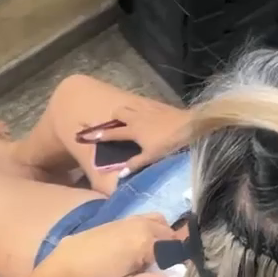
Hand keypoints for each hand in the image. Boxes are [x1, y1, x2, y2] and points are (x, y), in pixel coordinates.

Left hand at [48, 214, 177, 276]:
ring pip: (163, 224)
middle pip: (171, 235)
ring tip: (154, 254)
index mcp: (146, 242)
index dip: (178, 260)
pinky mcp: (130, 217)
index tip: (172, 271)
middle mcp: (145, 226)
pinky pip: (152, 218)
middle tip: (161, 266)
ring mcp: (137, 219)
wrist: (75, 256)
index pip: (175, 249)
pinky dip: (156, 228)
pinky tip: (145, 242)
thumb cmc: (101, 273)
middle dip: (171, 249)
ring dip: (164, 237)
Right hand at [75, 99, 189, 175]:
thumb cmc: (169, 143)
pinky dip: (137, 107)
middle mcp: (135, 116)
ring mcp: (146, 108)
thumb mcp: (151, 156)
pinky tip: (144, 113)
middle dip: (113, 119)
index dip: (99, 134)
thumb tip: (120, 173)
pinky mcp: (156, 104)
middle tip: (115, 126)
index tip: (88, 135)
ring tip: (128, 119)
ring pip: (128, 105)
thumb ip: (135, 163)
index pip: (112, 133)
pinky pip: (141, 103)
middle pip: (117, 113)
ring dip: (124, 111)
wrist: (189, 125)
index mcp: (133, 130)